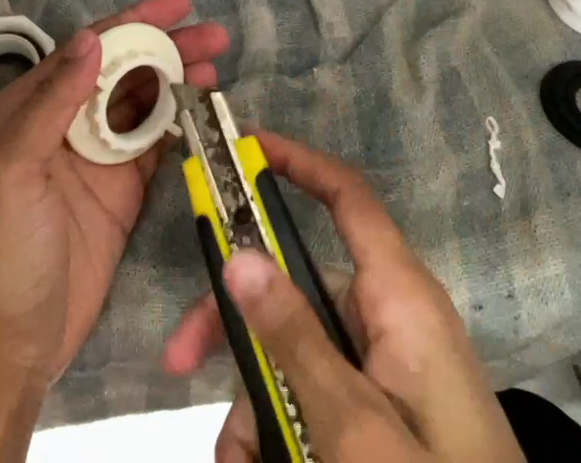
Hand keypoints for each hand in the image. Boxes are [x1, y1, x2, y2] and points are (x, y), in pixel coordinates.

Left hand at [0, 0, 227, 462]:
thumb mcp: (14, 170)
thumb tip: (92, 39)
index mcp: (28, 109)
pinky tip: (205, 108)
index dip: (132, 23)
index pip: (86, 50)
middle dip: (165, 47)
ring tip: (217, 65)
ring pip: (142, 103)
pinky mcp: (122, 190)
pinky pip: (155, 144)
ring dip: (177, 80)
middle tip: (214, 34)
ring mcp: (96, 157)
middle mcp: (62, 124)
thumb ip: (51, 102)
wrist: (18, 336)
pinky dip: (180, 122)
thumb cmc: (5, 249)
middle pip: (121, 71)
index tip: (178, 3)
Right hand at [161, 132, 522, 462]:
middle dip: (233, 328)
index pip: (346, 199)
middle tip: (180, 361)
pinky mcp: (377, 405)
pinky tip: (257, 459)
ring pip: (290, 350)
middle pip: (291, 287)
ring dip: (253, 402)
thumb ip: (293, 339)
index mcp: (400, 298)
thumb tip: (238, 256)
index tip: (236, 148)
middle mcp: (388, 318)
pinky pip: (311, 391)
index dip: (294, 162)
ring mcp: (382, 365)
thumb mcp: (354, 423)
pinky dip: (278, 424)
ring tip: (240, 458)